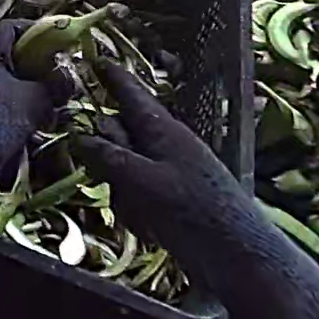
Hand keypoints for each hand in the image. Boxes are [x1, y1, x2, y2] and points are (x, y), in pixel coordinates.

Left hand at [0, 21, 56, 204]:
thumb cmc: (1, 117)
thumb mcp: (36, 98)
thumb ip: (55, 85)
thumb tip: (69, 77)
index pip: (7, 29)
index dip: (31, 29)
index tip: (52, 39)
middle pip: (7, 56)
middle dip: (33, 64)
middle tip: (54, 71)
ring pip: (5, 82)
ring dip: (28, 89)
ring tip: (50, 100)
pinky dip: (18, 108)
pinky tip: (36, 121)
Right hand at [77, 64, 318, 318]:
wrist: (239, 259)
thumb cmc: (195, 210)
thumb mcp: (145, 181)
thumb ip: (110, 158)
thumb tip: (79, 138)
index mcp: (163, 129)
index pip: (132, 94)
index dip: (113, 77)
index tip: (95, 59)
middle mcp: (163, 145)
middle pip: (119, 134)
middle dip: (108, 154)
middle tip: (109, 174)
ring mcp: (166, 173)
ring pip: (123, 168)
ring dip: (122, 191)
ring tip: (139, 213)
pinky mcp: (168, 200)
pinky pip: (134, 194)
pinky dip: (134, 209)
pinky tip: (148, 228)